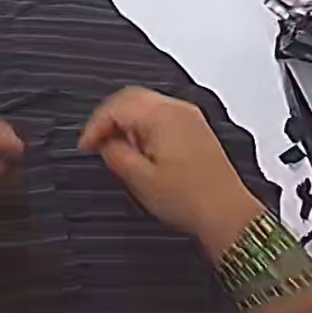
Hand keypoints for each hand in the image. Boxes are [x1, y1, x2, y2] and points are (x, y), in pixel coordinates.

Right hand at [79, 87, 265, 257]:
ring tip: (118, 151)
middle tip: (96, 143)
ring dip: (125, 122)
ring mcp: (189, 118)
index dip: (95, 126)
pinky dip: (142, 127)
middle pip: (131, 98)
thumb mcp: (139, 179)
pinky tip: (140, 152)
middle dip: (108, 119)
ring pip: (145, 105)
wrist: (226, 214)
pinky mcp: (195, 130)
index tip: (85, 146)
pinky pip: (160, 116)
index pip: (116, 106)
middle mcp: (178, 109)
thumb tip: (104, 142)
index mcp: (162, 116)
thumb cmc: (189, 199)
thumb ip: (114, 153)